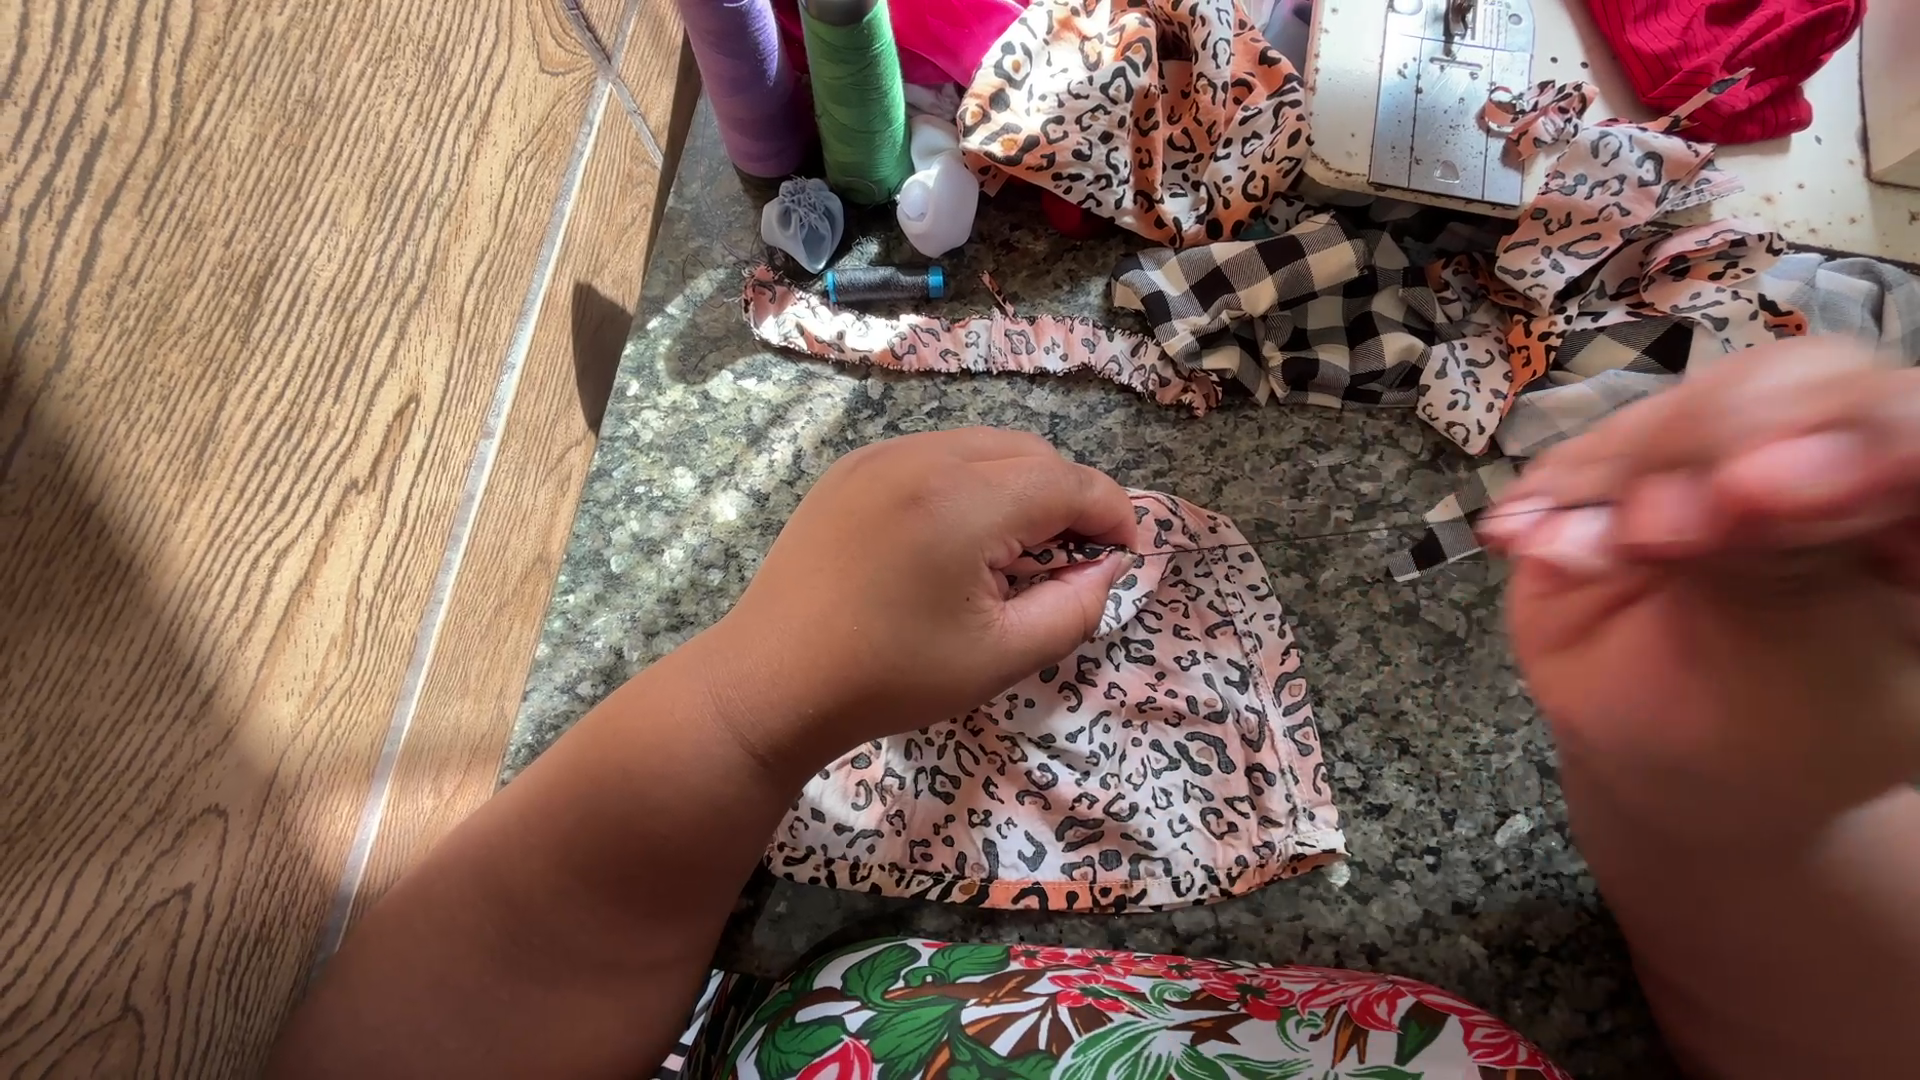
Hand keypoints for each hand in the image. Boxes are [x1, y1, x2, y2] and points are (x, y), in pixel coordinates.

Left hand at [701, 428, 1134, 775]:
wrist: (771, 681)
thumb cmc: (889, 679)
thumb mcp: (1000, 657)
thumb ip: (1074, 609)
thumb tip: (1104, 569)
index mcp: (963, 501)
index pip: (1068, 481)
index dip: (1111, 514)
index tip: (1124, 554)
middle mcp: (923, 456)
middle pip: (1030, 454)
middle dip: (1067, 498)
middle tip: (1067, 559)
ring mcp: (880, 455)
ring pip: (983, 447)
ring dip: (1019, 486)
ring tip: (1012, 549)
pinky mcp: (852, 468)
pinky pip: (935, 455)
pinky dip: (968, 482)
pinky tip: (955, 535)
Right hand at [1482, 338, 1919, 832]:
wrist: (1654, 754)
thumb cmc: (1770, 728)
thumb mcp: (1805, 659)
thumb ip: (1777, 562)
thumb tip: (1734, 482)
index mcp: (1910, 499)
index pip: (1899, 421)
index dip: (1846, 437)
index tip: (1765, 496)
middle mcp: (1817, 454)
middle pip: (1779, 386)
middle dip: (1705, 455)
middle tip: (1655, 536)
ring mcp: (1699, 461)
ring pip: (1660, 416)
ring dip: (1605, 483)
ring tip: (1576, 557)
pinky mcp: (1603, 480)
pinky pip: (1565, 460)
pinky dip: (1538, 499)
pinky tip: (1524, 540)